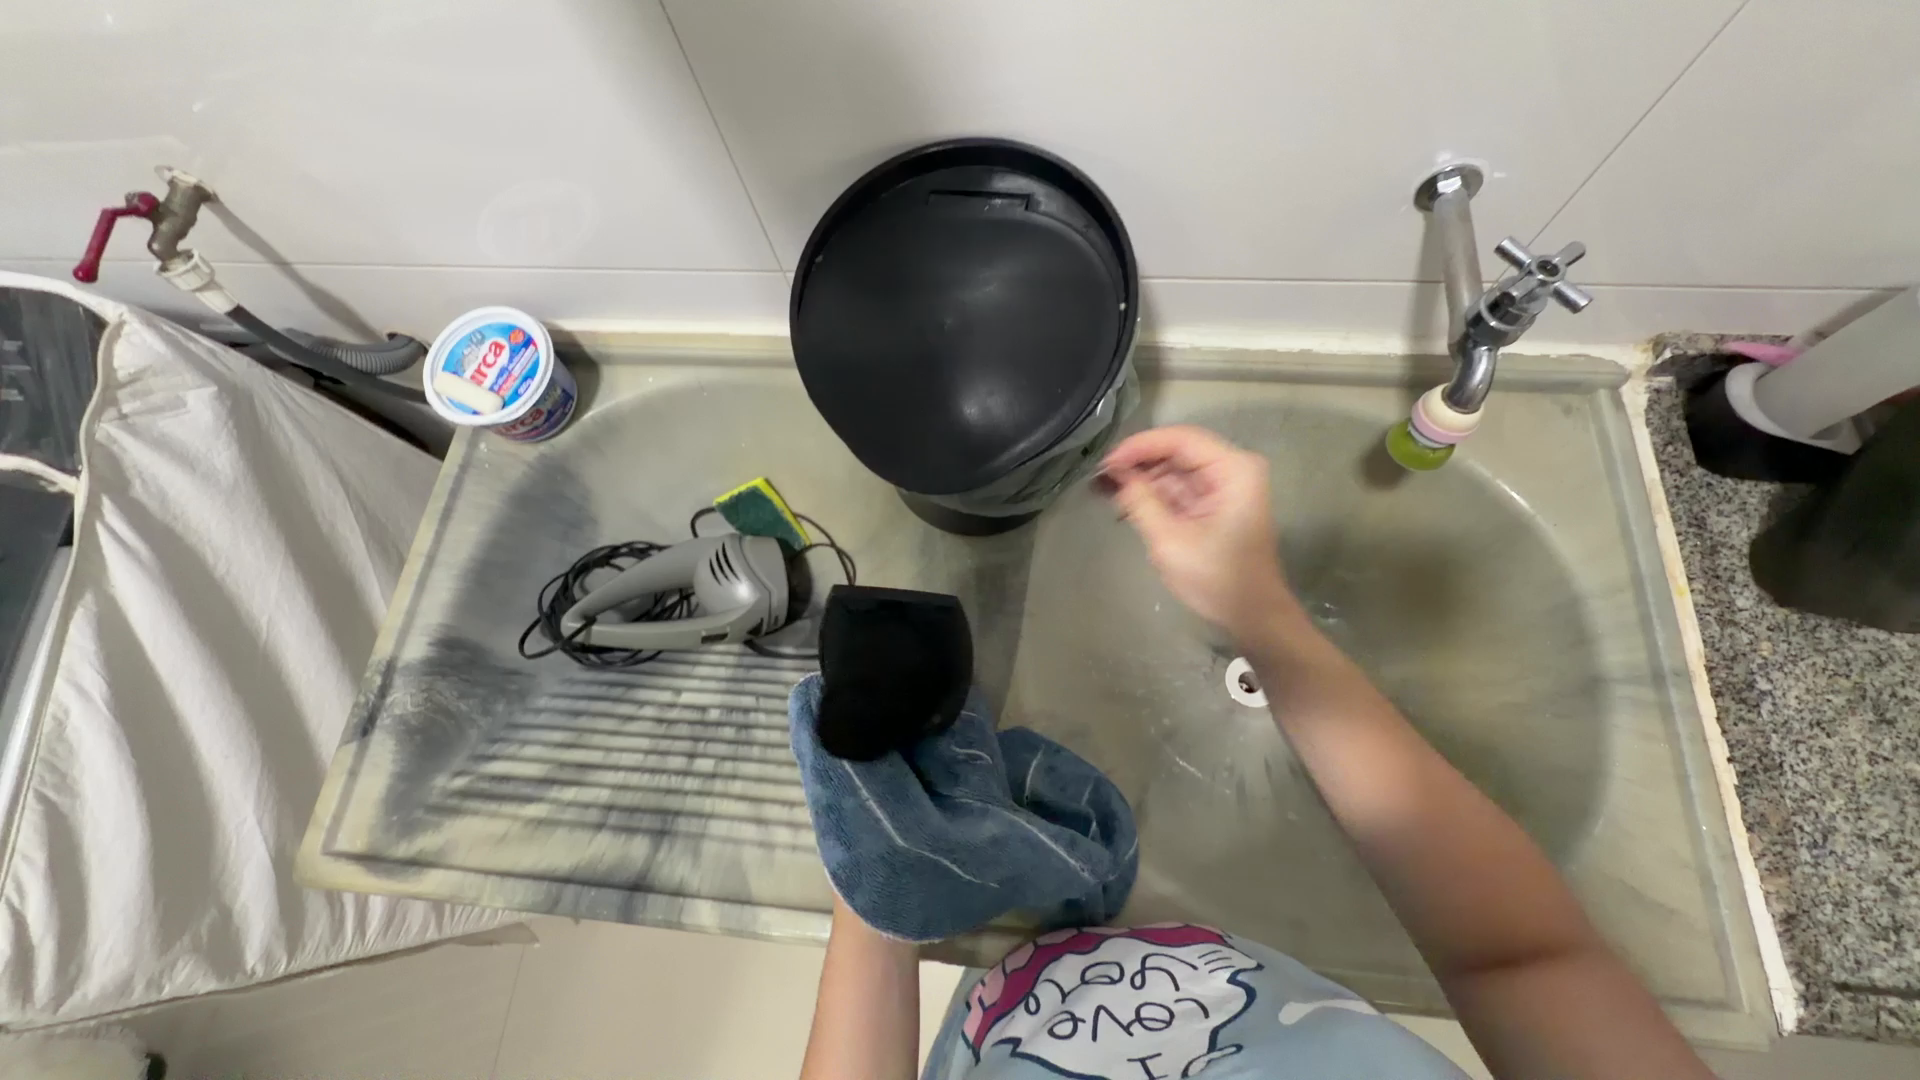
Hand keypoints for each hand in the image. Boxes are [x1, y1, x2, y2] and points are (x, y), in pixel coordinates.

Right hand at [1100, 425, 1294, 634]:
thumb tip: (1114, 473)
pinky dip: (1152, 493)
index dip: (1140, 446)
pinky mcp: (1214, 503)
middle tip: (1101, 478)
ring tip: (1104, 489)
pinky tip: (1123, 502)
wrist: (1252, 615)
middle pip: (1176, 451)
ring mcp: (1223, 486)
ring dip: (1141, 478)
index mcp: (1233, 469)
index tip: (1107, 463)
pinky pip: (1178, 487)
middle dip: (1138, 463)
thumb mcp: (1171, 540)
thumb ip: (1141, 501)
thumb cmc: (1217, 578)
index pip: (1180, 439)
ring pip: (1173, 468)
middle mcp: (1232, 469)